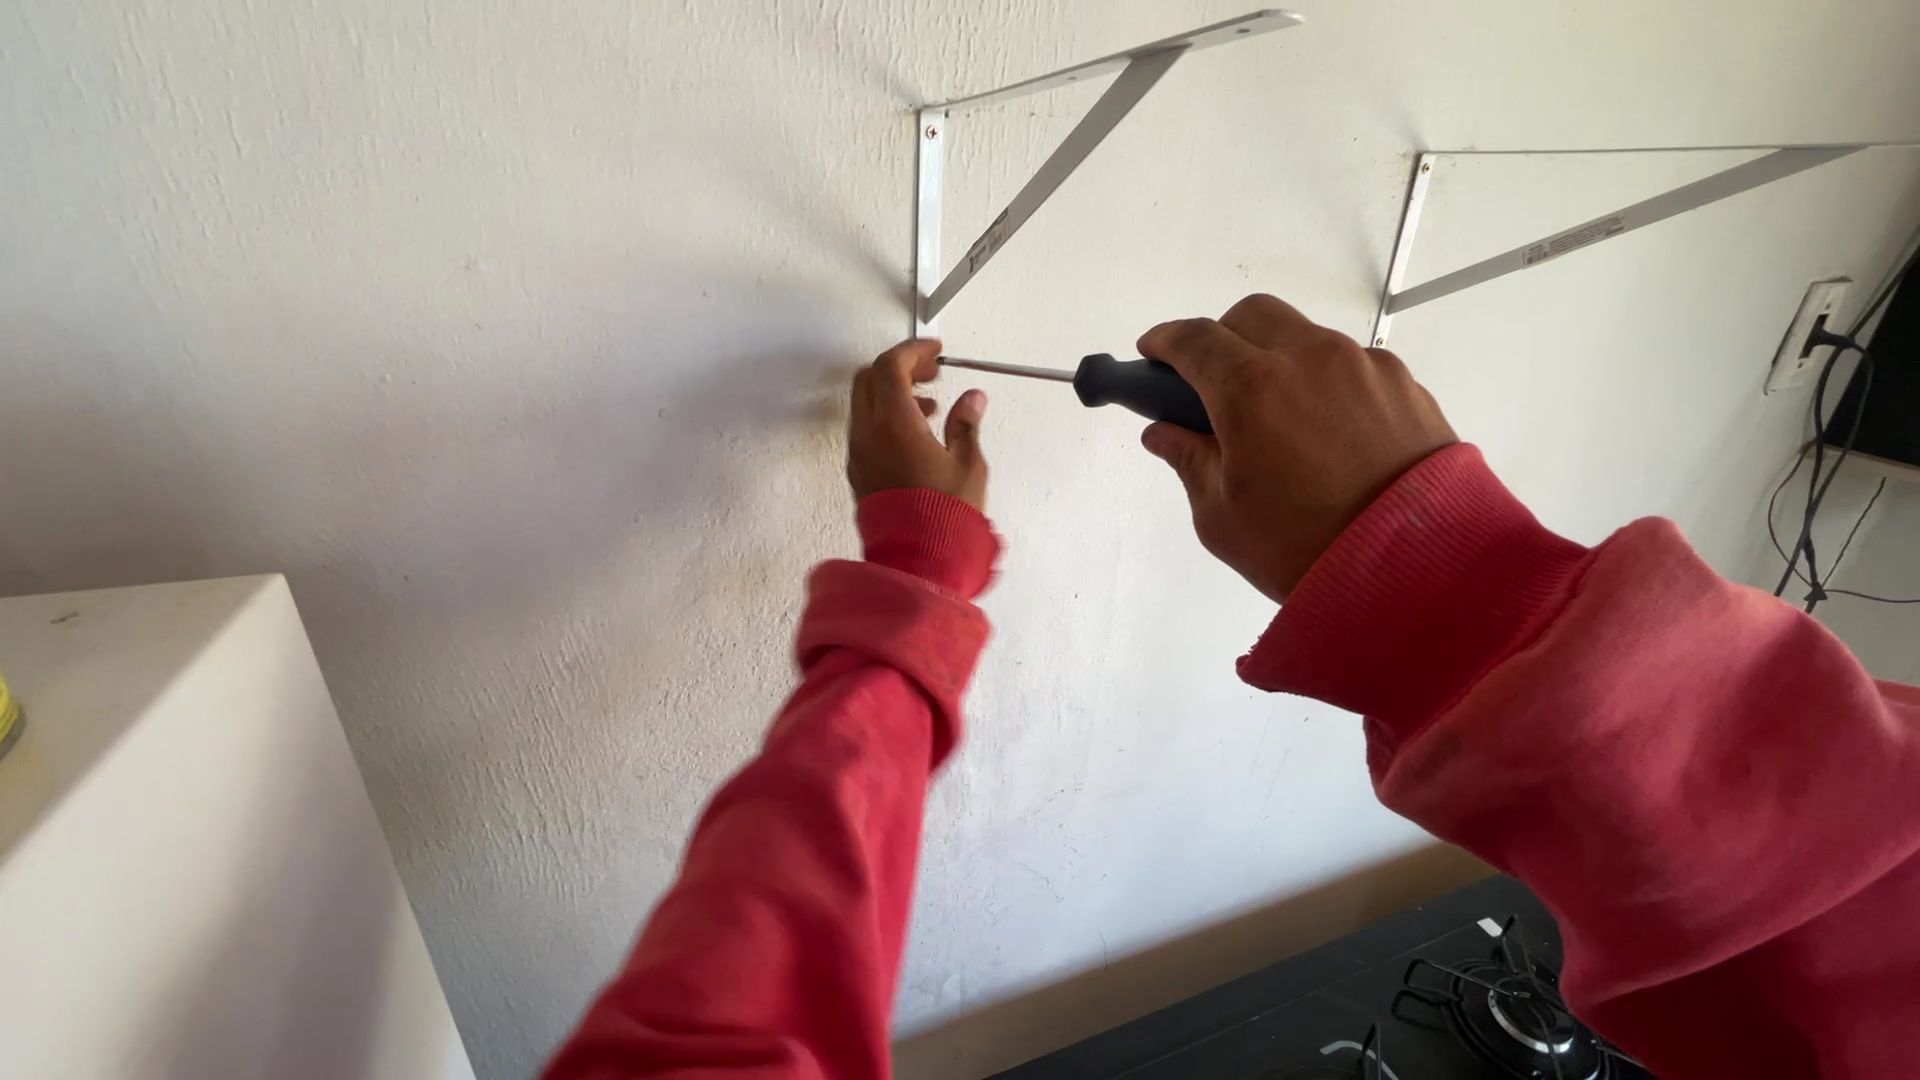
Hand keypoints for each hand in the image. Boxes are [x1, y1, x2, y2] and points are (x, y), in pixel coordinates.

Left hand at [847, 339, 989, 511]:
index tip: (935, 351)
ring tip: (930, 404)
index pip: (891, 367)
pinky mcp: (859, 472)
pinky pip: (865, 428)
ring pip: (864, 404)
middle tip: (930, 372)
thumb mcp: (969, 466)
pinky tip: (916, 432)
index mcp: (894, 425)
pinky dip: (885, 416)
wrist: (918, 562)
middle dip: (899, 367)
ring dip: (892, 392)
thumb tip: (971, 399)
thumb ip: (966, 424)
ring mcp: (859, 454)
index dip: (913, 350)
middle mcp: (868, 435)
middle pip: (870, 379)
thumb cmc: (945, 518)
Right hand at [1138, 294, 1456, 602]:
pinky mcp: (1403, 384)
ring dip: (1274, 358)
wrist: (1413, 569)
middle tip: (1208, 385)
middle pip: (1250, 316)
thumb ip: (1187, 460)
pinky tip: (1322, 432)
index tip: (1151, 353)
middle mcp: (1309, 358)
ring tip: (1273, 417)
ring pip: (1302, 336)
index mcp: (1251, 388)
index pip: (1194, 340)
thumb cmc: (1301, 547)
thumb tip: (1164, 433)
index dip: (1164, 342)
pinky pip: (1347, 364)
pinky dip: (1320, 381)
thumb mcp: (1220, 514)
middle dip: (1220, 338)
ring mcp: (1363, 365)